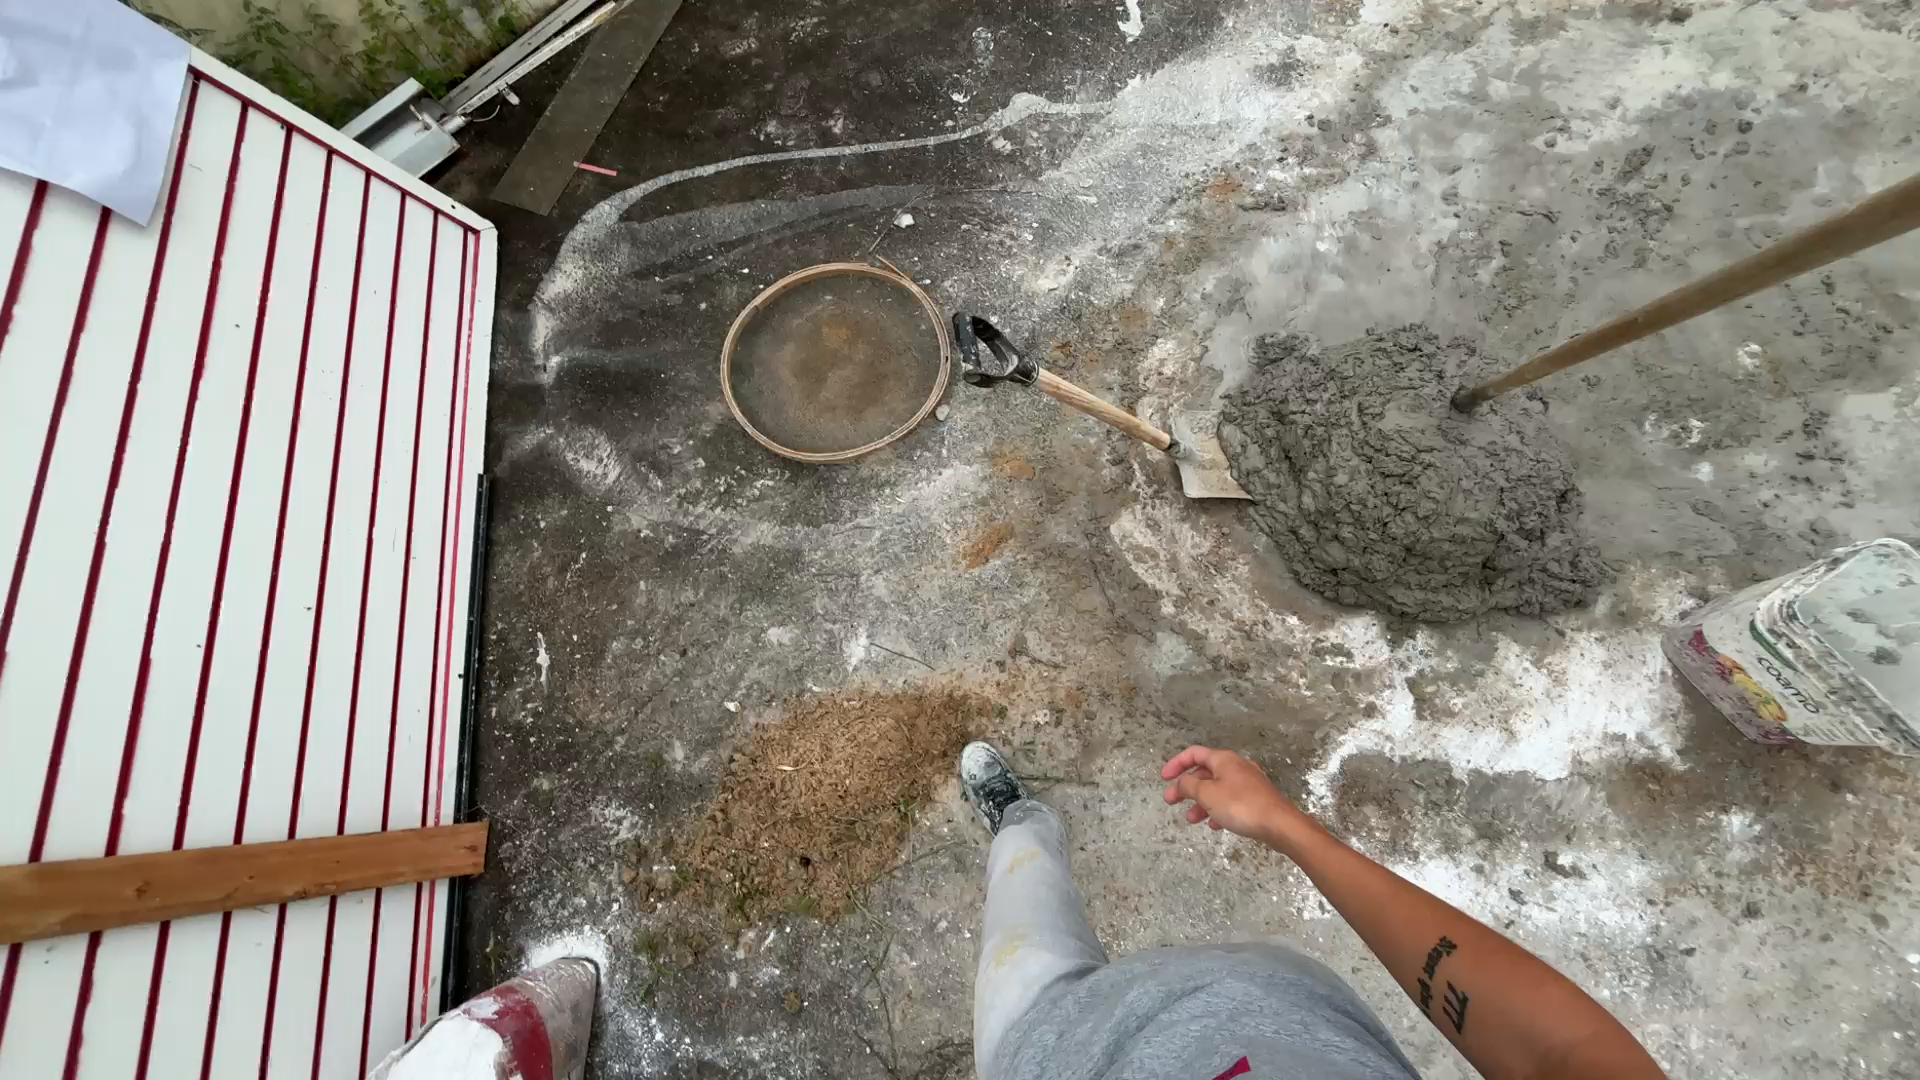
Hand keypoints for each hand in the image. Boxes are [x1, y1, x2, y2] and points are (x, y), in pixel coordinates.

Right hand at [1161, 745, 1304, 845]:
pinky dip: (1219, 809)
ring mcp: (1248, 783)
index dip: (1176, 764)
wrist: (1280, 825)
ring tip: (1191, 819)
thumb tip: (1181, 781)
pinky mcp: (1257, 799)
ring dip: (1201, 802)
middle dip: (1186, 787)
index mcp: (1223, 759)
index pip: (1193, 753)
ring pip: (1217, 789)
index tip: (1164, 778)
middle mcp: (1236, 766)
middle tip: (1171, 801)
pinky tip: (1215, 825)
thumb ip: (1189, 785)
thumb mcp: (1207, 794)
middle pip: (1204, 773)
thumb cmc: (1240, 805)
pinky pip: (1231, 800)